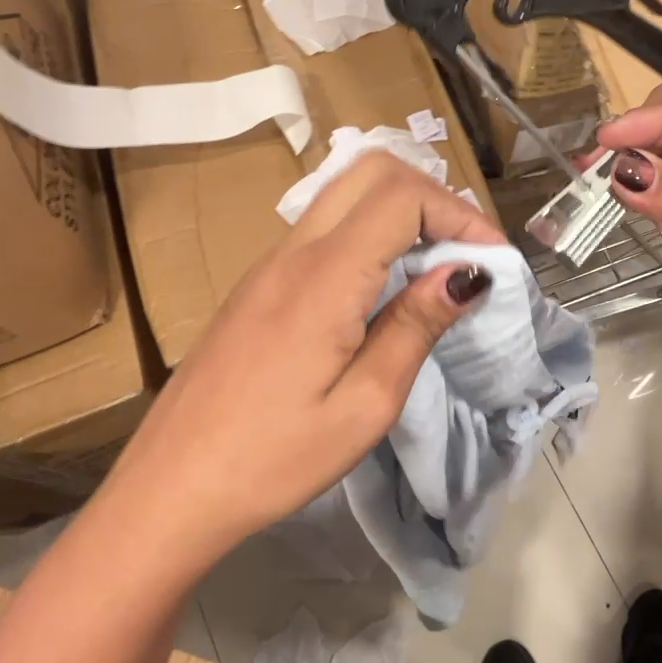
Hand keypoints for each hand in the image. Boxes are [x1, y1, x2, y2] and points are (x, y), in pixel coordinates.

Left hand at [99, 152, 505, 560]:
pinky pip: (325, 227)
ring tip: (437, 267)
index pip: (403, 197)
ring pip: (346, 193)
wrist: (168, 491)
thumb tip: (466, 274)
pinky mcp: (259, 284)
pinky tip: (387, 288)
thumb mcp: (365, 407)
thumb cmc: (273, 460)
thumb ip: (415, 327)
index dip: (460, 213)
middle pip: (371, 171)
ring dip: (402, 212)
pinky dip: (372, 232)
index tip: (493, 261)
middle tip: (466, 251)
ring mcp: (270, 264)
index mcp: (324, 279)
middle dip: (433, 196)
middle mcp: (294, 253)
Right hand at [595, 87, 661, 359]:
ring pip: (653, 157)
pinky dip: (624, 189)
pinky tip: (604, 191)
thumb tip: (628, 171)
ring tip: (590, 171)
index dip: (656, 118)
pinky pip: (646, 193)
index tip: (613, 134)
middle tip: (599, 155)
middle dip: (636, 134)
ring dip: (623, 160)